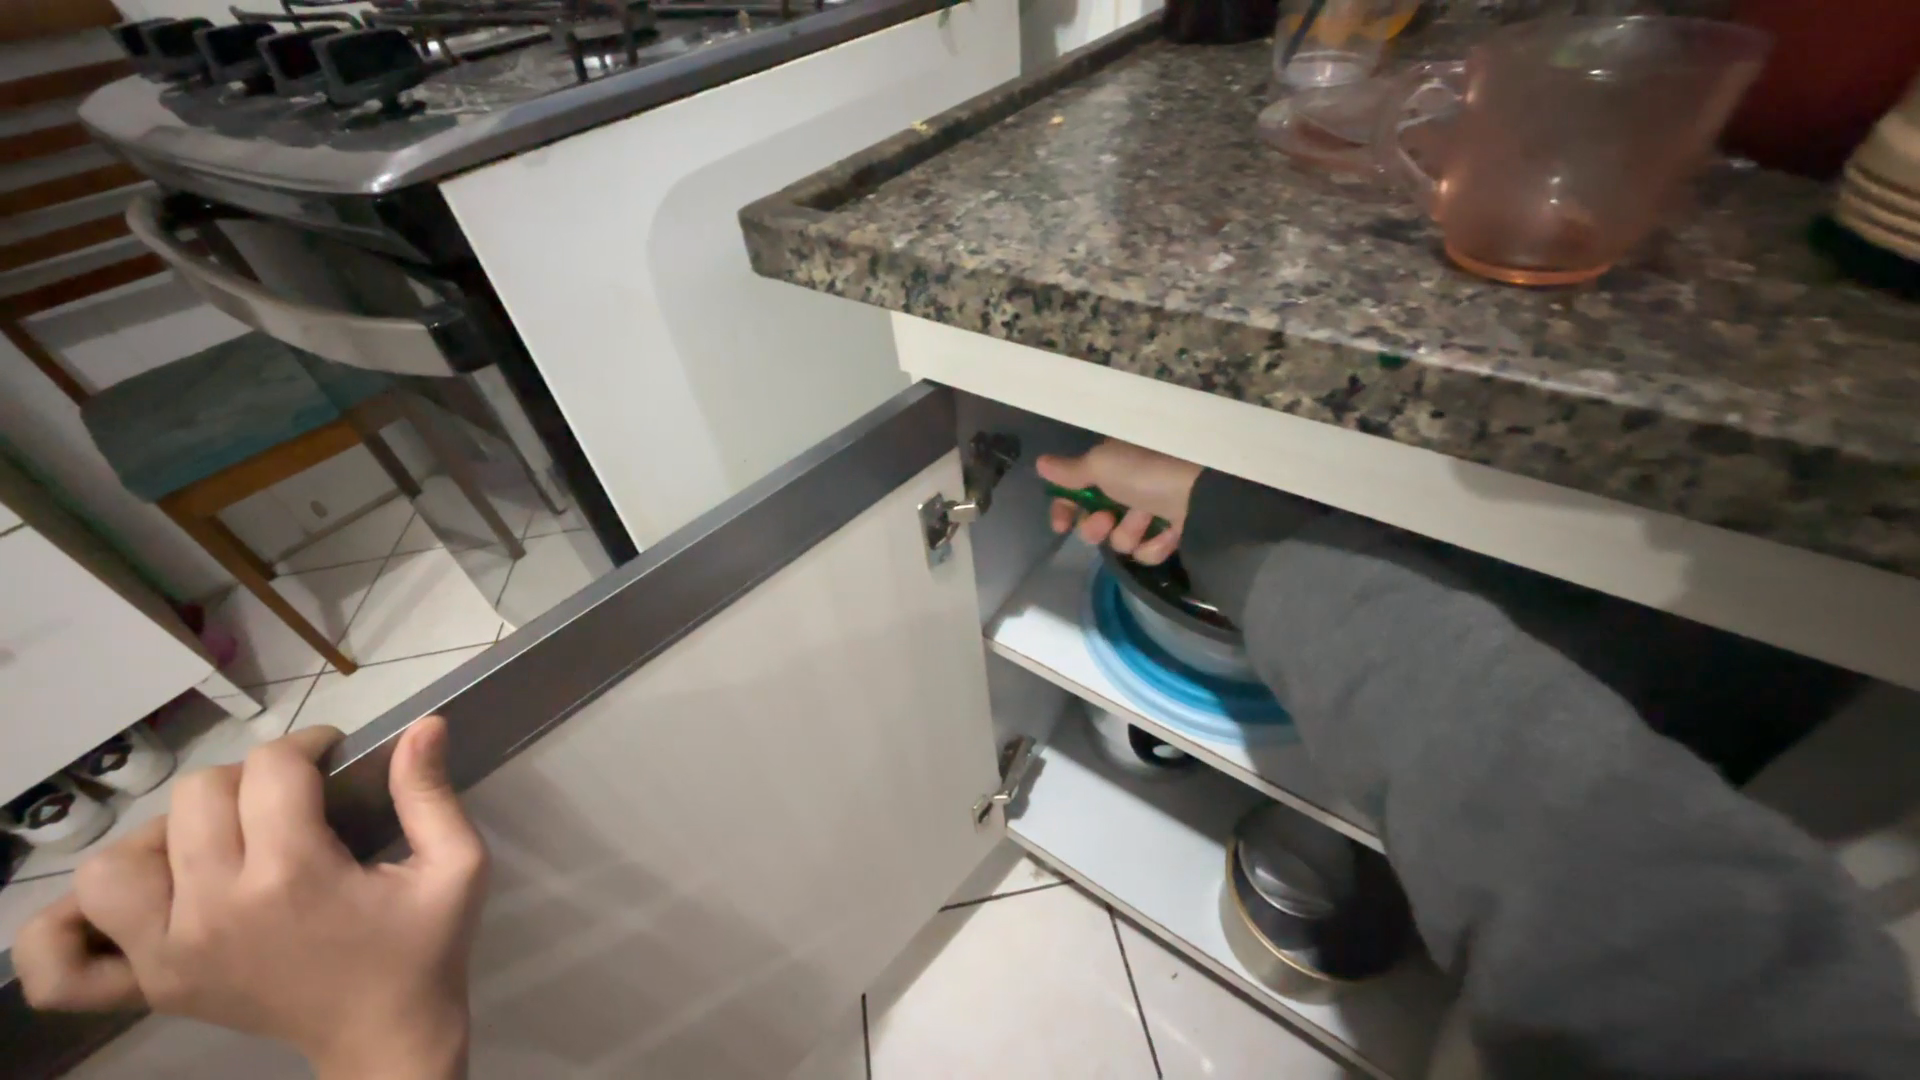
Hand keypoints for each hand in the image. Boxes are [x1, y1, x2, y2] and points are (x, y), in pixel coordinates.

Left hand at [16, 716, 487, 1079]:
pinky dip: (71, 925)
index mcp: (294, 874)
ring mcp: (167, 954)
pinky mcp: (147, 987)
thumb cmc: (426, 941)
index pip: (271, 770)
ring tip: (223, 838)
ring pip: (115, 863)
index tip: (336, 754)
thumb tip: (425, 723)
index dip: (307, 743)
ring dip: (167, 834)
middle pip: (195, 799)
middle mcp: (215, 909)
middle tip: (294, 794)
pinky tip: (138, 901)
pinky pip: (58, 959)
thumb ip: (430, 792)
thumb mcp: (458, 862)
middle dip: (250, 776)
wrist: (386, 1031)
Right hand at [1036, 440, 1202, 564]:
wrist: (1203, 491)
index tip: (1061, 525)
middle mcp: (1130, 485)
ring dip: (1130, 533)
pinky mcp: (1173, 532)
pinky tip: (1169, 533)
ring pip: (1122, 538)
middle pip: (1096, 519)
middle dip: (1098, 525)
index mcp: (1113, 464)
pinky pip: (1149, 550)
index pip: (1077, 490)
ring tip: (1146, 521)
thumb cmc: (1147, 471)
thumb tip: (1041, 464)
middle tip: (1106, 521)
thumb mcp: (1101, 465)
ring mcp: (1152, 509)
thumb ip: (1070, 471)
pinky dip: (1156, 544)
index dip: (1065, 508)